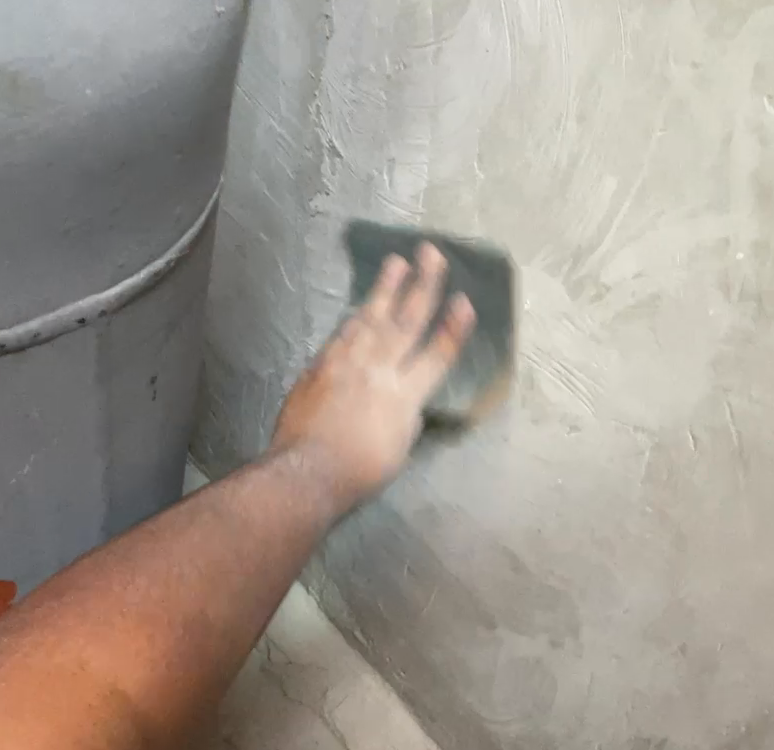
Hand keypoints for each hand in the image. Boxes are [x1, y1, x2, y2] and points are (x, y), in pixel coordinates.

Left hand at [270, 242, 477, 507]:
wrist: (308, 469)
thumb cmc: (360, 471)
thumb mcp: (398, 450)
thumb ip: (406, 419)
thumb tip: (407, 405)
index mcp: (405, 396)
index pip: (436, 355)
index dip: (452, 328)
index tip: (464, 302)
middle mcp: (379, 370)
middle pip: (405, 321)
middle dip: (422, 285)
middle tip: (431, 253)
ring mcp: (347, 363)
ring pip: (371, 317)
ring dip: (386, 288)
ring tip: (396, 262)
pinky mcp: (320, 365)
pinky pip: (343, 333)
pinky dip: (356, 317)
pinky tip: (361, 306)